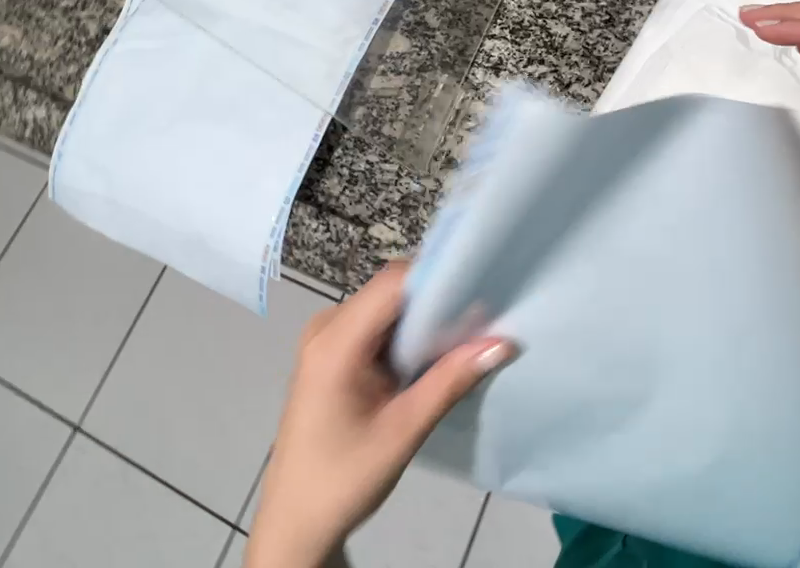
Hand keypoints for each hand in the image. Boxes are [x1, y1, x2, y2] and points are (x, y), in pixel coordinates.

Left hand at [246, 263, 513, 567]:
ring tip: (467, 333)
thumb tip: (503, 342)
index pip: (394, 283)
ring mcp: (327, 338)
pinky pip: (378, 324)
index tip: (482, 285)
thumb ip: (451, 381)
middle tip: (483, 315)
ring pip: (388, 306)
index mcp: (335, 341)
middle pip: (391, 290)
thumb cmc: (344, 478)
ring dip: (425, 318)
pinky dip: (408, 333)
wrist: (296, 523)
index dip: (438, 276)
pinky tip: (435, 352)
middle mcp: (327, 327)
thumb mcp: (404, 431)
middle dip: (438, 299)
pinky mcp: (333, 353)